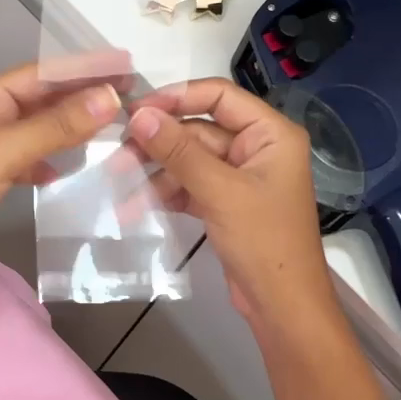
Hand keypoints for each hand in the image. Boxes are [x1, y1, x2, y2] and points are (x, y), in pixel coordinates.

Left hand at [0, 55, 129, 295]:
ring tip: (110, 129)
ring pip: (37, 131)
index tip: (126, 69)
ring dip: (69, 129)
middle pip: (41, 100)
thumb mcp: (1, 154)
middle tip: (129, 97)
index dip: (83, 69)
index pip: (42, 74)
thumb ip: (54, 127)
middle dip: (81, 97)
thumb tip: (109, 98)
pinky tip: (68, 172)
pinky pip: (28, 162)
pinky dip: (50, 162)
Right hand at [126, 79, 334, 325]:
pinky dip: (167, 192)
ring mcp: (241, 178)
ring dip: (158, 170)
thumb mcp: (219, 191)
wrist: (281, 303)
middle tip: (119, 152)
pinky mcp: (226, 204)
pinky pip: (191, 186)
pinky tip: (136, 203)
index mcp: (271, 133)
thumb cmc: (262, 241)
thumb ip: (179, 151)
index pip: (219, 96)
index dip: (177, 97)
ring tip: (120, 181)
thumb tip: (139, 116)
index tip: (137, 111)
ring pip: (191, 160)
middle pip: (200, 129)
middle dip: (160, 141)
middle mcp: (258, 148)